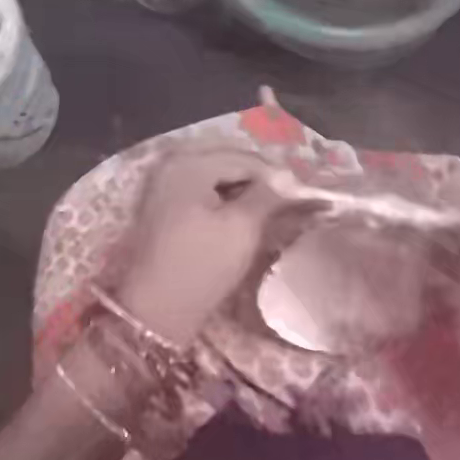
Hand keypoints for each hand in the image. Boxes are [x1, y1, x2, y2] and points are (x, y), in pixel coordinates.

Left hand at [113, 148, 293, 344]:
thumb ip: (266, 195)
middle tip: (285, 196)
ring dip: (238, 182)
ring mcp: (164, 179)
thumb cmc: (202, 264)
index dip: (275, 174)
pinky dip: (220, 190)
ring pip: (212, 169)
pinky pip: (198, 182)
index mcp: (190, 163)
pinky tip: (238, 209)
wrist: (156, 303)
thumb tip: (284, 178)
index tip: (302, 191)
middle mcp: (172, 161)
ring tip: (265, 204)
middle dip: (255, 174)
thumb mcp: (242, 228)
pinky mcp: (162, 198)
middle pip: (225, 157)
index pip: (243, 157)